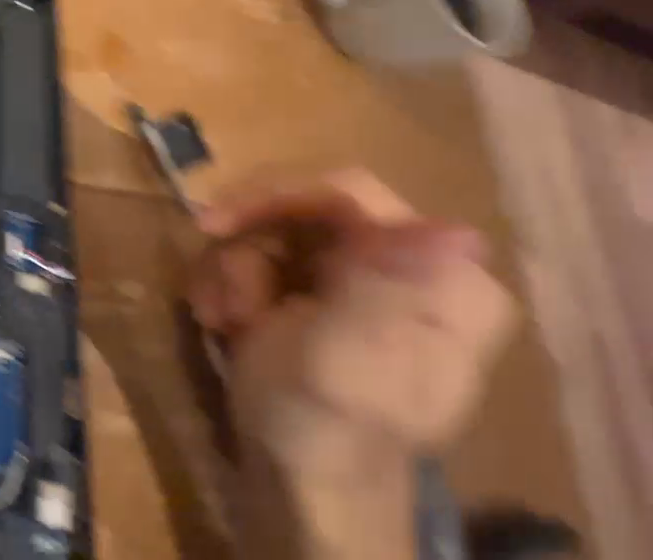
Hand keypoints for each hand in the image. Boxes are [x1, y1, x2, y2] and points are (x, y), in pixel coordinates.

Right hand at [188, 169, 515, 477]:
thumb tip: (459, 232)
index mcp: (445, 283)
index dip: (272, 194)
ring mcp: (365, 277)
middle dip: (244, 249)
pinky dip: (229, 284)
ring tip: (223, 321)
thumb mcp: (346, 361)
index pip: (349, 192)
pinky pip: (259, 254)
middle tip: (218, 296)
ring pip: (269, 230)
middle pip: (300, 206)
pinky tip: (226, 322)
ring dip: (230, 272)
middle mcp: (412, 267)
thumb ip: (388, 294)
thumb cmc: (318, 422)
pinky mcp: (324, 290)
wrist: (296, 477)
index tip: (211, 223)